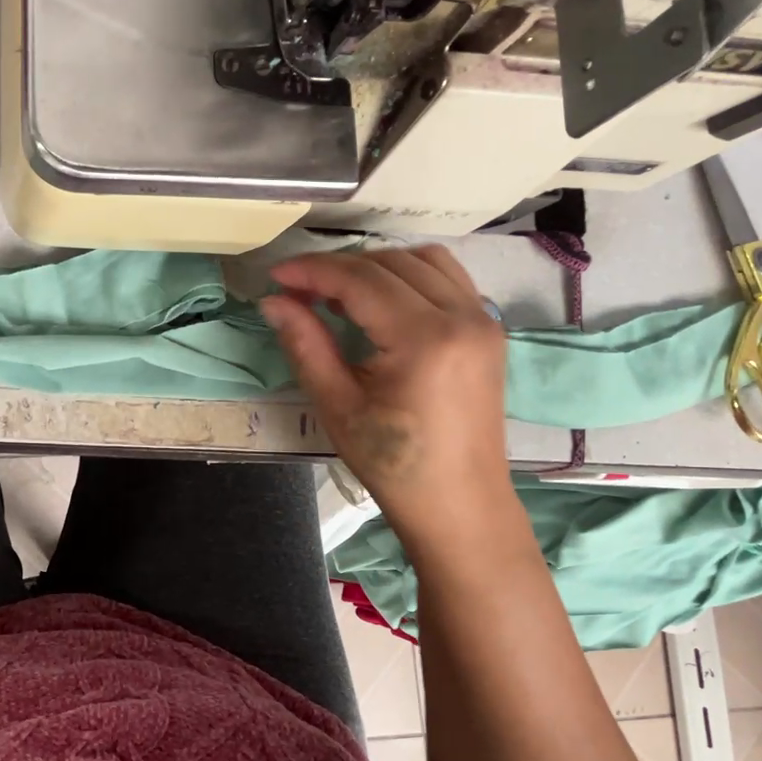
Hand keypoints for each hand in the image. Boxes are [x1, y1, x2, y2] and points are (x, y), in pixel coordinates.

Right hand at [259, 246, 508, 531]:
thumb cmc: (392, 461)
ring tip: (335, 294)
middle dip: (338, 267)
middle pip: (390, 263)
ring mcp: (482, 319)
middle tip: (296, 290)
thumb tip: (273, 301)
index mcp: (424, 338)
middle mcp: (462, 315)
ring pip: (423, 260)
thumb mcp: (337, 405)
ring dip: (374, 266)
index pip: (361, 279)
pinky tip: (378, 301)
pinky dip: (407, 275)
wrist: (458, 501)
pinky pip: (446, 277)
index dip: (312, 271)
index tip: (274, 275)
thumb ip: (305, 344)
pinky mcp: (488, 329)